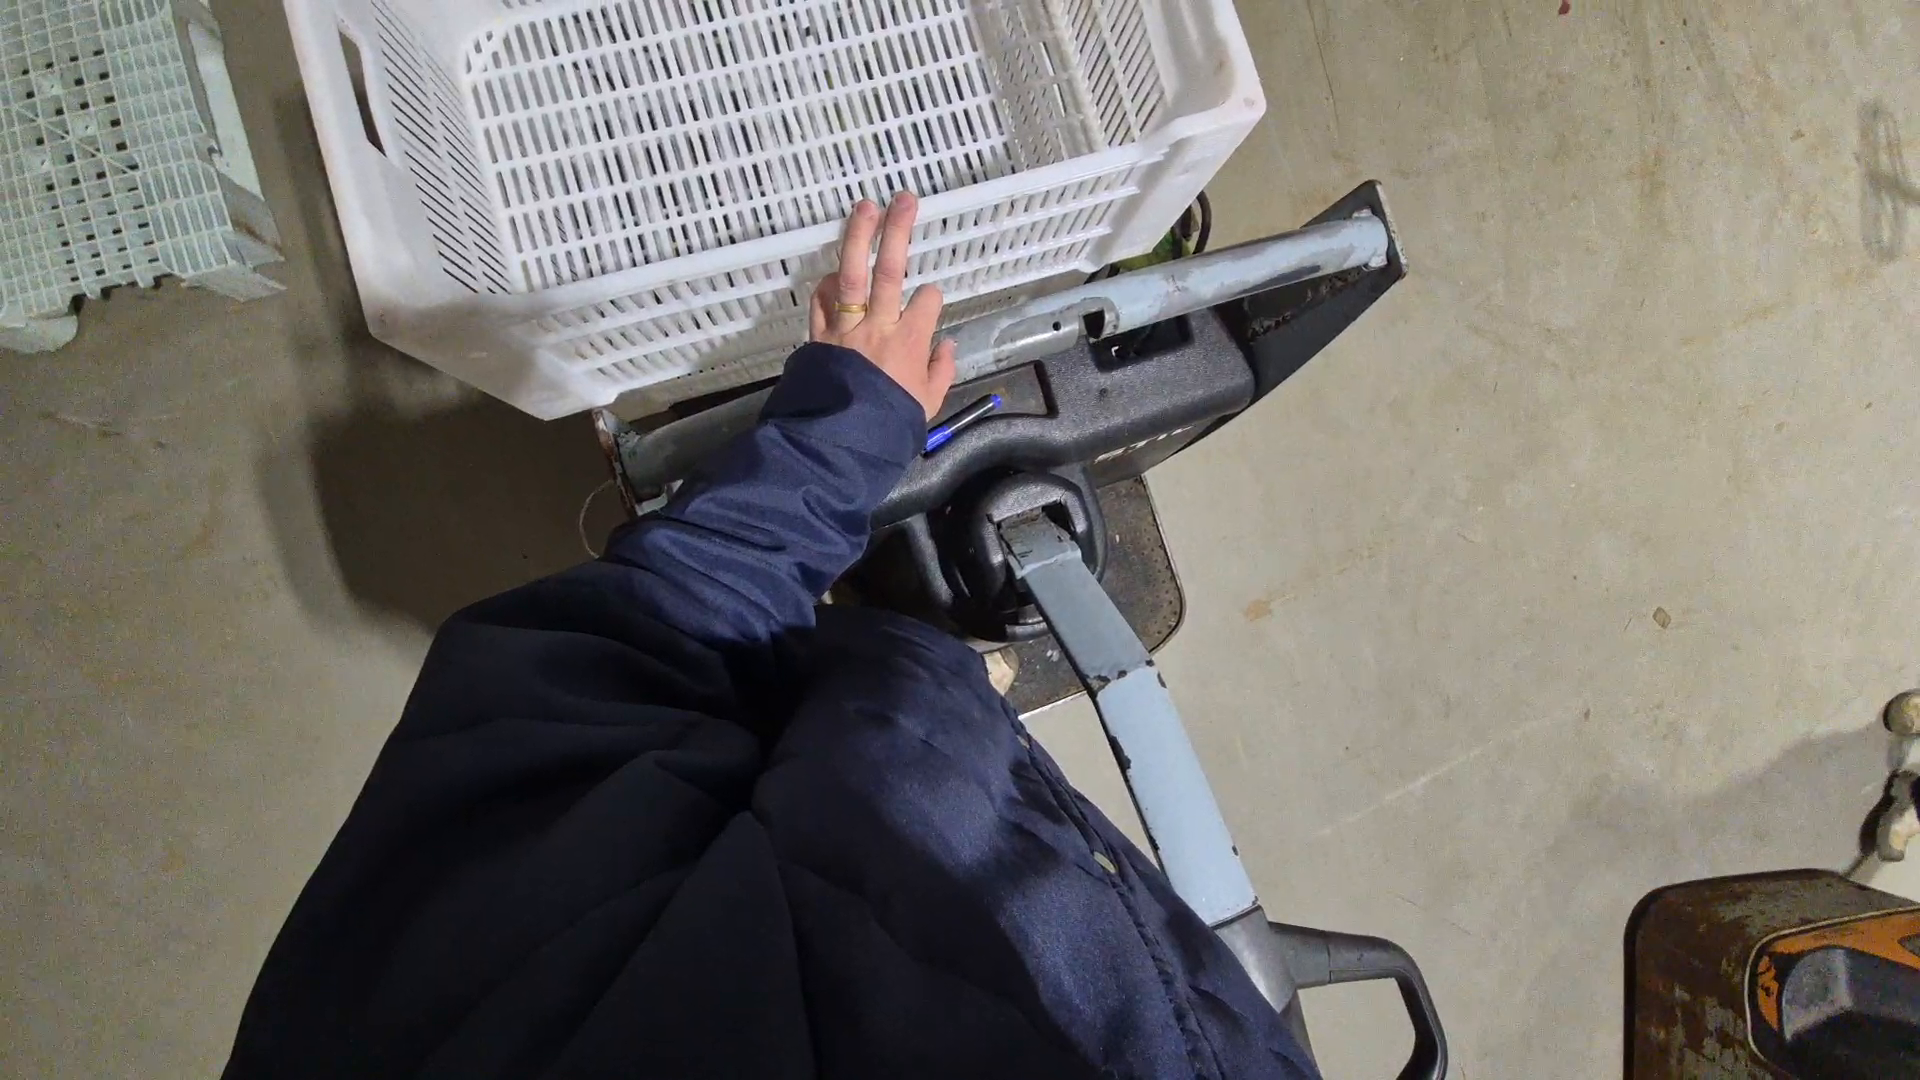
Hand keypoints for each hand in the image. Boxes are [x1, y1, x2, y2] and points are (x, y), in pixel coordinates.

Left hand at [809, 193, 956, 419]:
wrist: (842, 441)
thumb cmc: (890, 425)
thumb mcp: (928, 405)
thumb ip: (941, 372)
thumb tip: (948, 345)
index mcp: (910, 342)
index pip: (927, 301)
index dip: (930, 299)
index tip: (929, 303)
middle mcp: (879, 326)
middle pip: (890, 270)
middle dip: (898, 231)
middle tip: (904, 199)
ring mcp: (845, 328)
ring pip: (851, 274)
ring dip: (857, 237)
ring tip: (864, 207)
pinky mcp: (819, 336)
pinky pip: (821, 300)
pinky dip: (827, 284)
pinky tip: (834, 274)